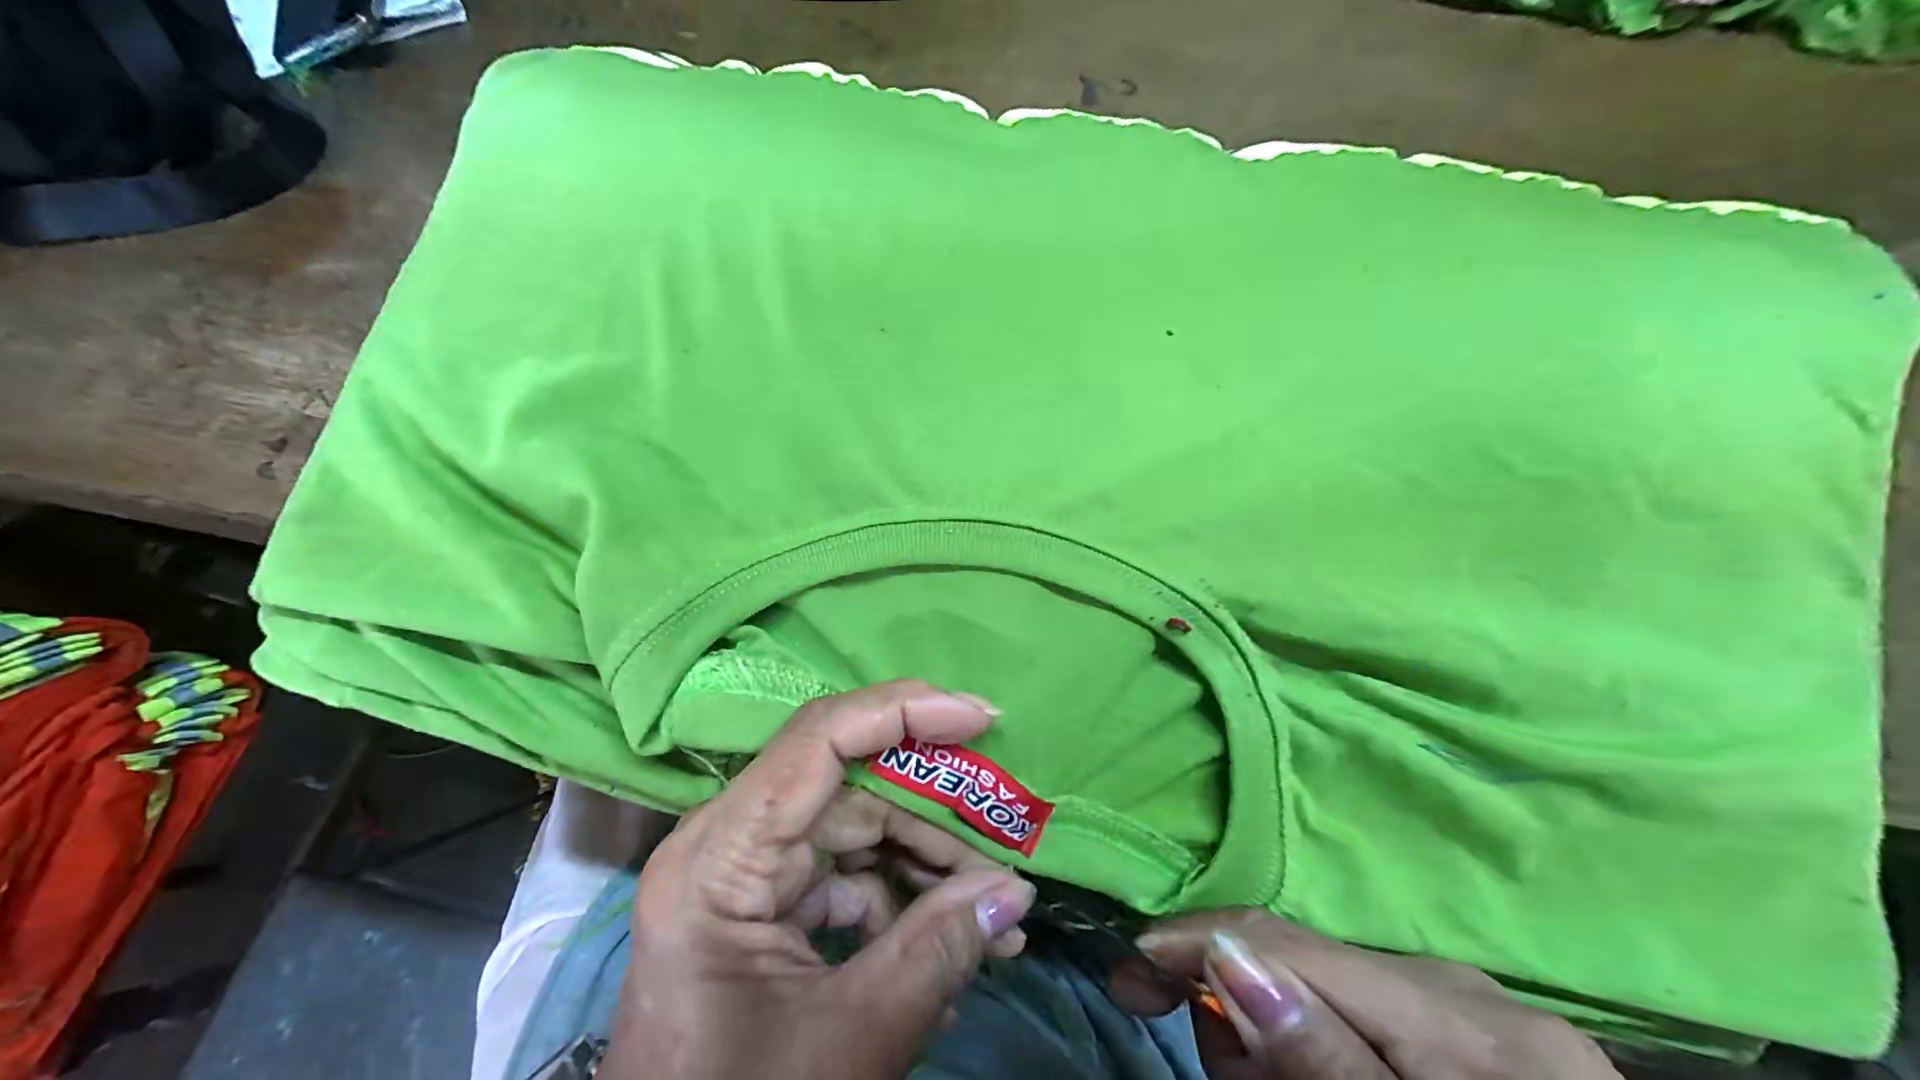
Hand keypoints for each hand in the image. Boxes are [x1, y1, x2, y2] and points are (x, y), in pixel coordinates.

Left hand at [598, 680, 1037, 1079]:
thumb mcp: (850, 1039)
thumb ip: (937, 954)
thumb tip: (1016, 892)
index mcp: (722, 857)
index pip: (818, 739)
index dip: (903, 711)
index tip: (979, 716)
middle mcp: (730, 845)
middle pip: (852, 789)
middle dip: (937, 816)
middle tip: (1010, 841)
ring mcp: (750, 876)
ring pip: (860, 833)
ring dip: (931, 866)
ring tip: (997, 915)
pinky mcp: (769, 908)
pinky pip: (849, 878)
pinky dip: (904, 903)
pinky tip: (954, 949)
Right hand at [1111, 908, 1622, 1078]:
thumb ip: (1322, 1064)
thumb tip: (1225, 957)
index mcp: (1460, 1019)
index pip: (1291, 942)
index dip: (1195, 942)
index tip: (1126, 973)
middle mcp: (1463, 987)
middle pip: (1296, 958)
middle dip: (1240, 1015)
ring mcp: (1471, 1006)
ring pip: (1320, 983)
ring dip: (1275, 1038)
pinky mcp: (1469, 1029)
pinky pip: (1357, 1008)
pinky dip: (1317, 1044)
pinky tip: (1319, 1073)